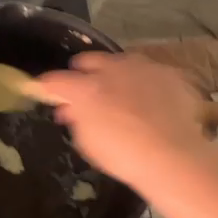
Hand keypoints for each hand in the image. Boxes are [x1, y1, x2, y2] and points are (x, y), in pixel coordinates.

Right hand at [33, 53, 211, 187]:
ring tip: (120, 96)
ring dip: (114, 75)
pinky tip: (149, 102)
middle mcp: (112, 69)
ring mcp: (143, 68)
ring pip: (120, 62)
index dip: (46, 87)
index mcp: (85, 88)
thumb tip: (69, 108)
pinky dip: (143, 83)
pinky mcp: (168, 74)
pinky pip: (148, 73)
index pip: (54, 80)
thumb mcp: (87, 143)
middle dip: (83, 75)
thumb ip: (75, 119)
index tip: (45, 92)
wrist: (172, 157)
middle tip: (85, 94)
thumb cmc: (123, 155)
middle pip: (88, 61)